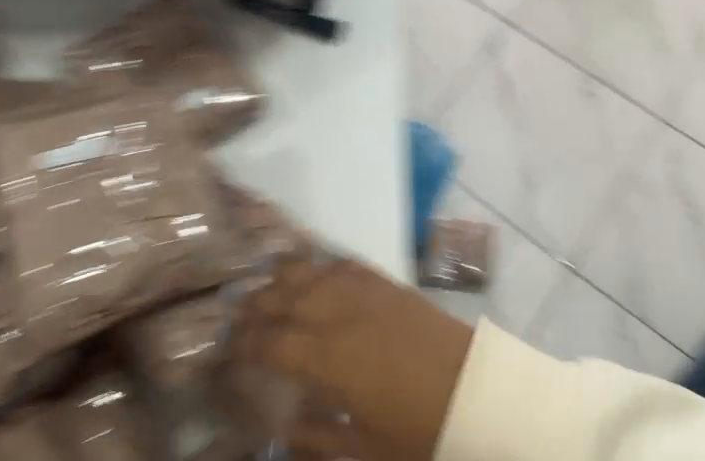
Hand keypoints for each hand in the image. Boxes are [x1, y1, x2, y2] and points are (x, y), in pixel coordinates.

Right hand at [233, 256, 473, 460]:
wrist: (478, 391)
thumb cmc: (421, 428)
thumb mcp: (366, 449)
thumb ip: (320, 438)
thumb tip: (284, 432)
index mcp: (329, 359)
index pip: (273, 343)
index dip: (245, 343)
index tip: (226, 346)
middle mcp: (341, 316)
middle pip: (287, 299)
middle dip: (257, 303)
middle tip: (236, 311)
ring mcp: (367, 294)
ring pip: (314, 273)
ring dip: (285, 275)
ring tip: (265, 279)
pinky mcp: (391, 285)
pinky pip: (348, 264)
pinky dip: (325, 262)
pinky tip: (316, 265)